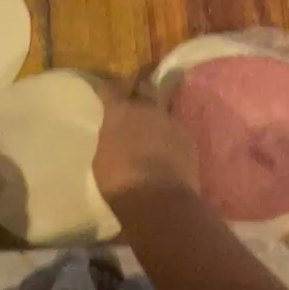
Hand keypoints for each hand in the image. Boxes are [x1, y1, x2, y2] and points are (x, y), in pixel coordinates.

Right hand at [93, 89, 200, 203]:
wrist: (159, 200)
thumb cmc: (119, 181)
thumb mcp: (102, 158)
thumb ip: (109, 139)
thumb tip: (114, 135)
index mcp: (120, 111)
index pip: (109, 90)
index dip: (104, 89)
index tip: (100, 89)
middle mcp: (147, 108)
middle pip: (143, 90)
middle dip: (137, 93)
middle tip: (131, 104)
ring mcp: (171, 121)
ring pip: (162, 110)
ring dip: (155, 116)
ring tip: (151, 128)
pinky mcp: (188, 138)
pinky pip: (176, 129)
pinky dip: (169, 135)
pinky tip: (166, 147)